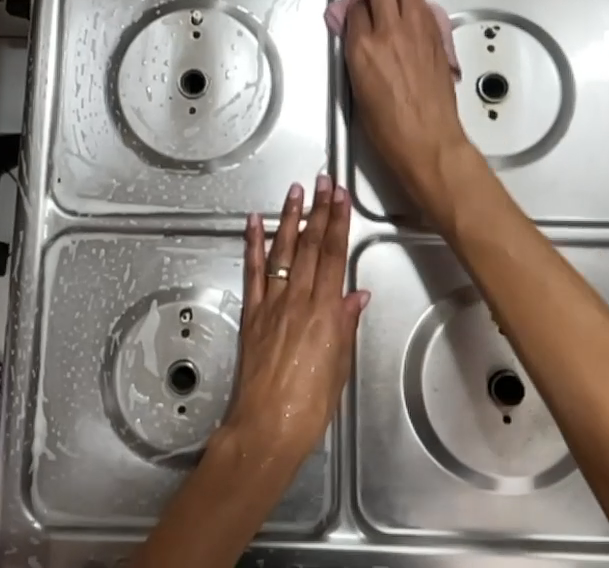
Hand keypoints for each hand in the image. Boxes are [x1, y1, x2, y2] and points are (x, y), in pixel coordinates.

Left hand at [222, 176, 367, 469]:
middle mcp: (299, 300)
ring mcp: (272, 304)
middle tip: (322, 182)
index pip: (334, 257)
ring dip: (289, 219)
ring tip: (295, 191)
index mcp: (325, 313)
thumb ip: (345, 325)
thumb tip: (356, 295)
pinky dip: (253, 244)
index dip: (338, 223)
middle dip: (318, 211)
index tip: (340, 198)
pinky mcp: (252, 313)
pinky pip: (253, 272)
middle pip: (311, 246)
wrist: (267, 426)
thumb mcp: (340, 366)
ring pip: (283, 251)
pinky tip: (253, 222)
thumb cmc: (311, 405)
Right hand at [344, 0, 471, 218]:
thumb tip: (360, 42)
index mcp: (362, 47)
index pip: (354, 7)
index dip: (355, 8)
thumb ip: (357, 57)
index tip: (357, 11)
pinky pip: (427, 8)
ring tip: (399, 3)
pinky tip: (416, 21)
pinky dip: (419, 8)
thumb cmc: (391, 129)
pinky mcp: (438, 39)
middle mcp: (390, 32)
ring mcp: (417, 32)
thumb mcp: (357, 90)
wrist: (428, 141)